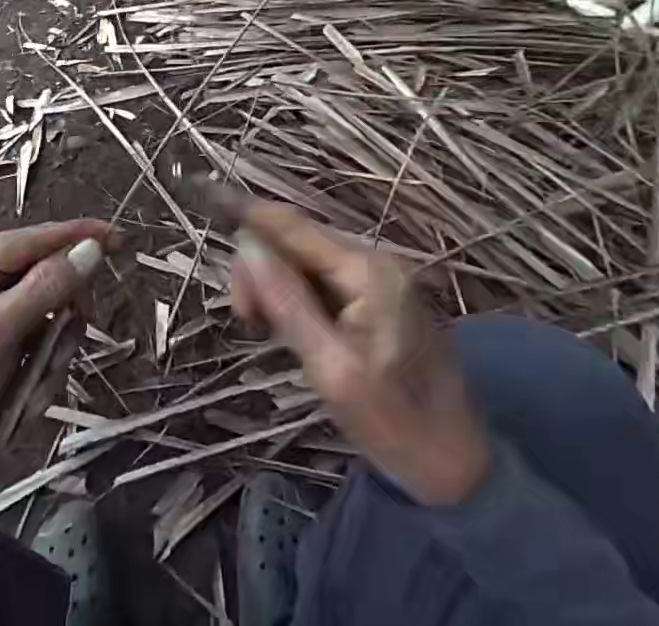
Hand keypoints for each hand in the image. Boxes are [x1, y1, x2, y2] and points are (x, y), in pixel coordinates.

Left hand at [0, 219, 109, 465]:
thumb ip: (46, 287)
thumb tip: (93, 248)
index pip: (33, 238)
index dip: (79, 236)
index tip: (120, 238)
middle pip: (49, 272)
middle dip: (62, 315)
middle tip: (57, 350)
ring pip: (54, 305)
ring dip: (55, 346)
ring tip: (36, 379)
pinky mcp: (3, 327)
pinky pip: (45, 330)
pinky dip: (46, 360)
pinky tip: (27, 387)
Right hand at [229, 197, 490, 503]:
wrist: (455, 462)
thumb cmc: (393, 422)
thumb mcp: (330, 367)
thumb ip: (286, 302)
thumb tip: (245, 245)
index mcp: (367, 271)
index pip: (291, 226)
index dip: (245, 212)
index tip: (202, 195)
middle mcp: (373, 261)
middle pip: (293, 240)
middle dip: (259, 269)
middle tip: (248, 322)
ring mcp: (377, 277)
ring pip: (301, 260)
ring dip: (273, 285)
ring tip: (267, 331)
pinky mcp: (375, 296)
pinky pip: (318, 280)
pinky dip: (293, 296)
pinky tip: (290, 328)